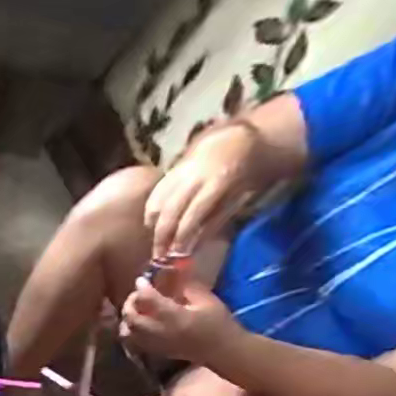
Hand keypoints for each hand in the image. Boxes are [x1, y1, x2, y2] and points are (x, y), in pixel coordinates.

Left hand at [121, 276, 242, 361]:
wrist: (220, 350)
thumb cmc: (218, 322)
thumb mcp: (208, 300)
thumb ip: (187, 288)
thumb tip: (171, 275)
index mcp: (177, 318)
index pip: (150, 301)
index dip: (142, 289)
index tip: (141, 280)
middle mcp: (161, 332)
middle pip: (132, 319)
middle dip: (130, 303)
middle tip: (136, 294)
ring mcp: (154, 344)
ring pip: (127, 333)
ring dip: (126, 318)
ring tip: (135, 308)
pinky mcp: (153, 351)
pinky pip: (131, 341)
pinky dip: (129, 330)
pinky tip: (136, 322)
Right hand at [143, 120, 264, 258]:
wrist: (237, 139)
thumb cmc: (244, 172)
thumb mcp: (239, 196)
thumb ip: (215, 221)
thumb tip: (191, 247)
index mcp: (219, 179)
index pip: (193, 213)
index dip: (182, 235)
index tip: (176, 255)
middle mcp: (195, 174)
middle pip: (170, 210)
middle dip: (162, 235)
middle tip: (159, 255)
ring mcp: (180, 171)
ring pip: (157, 202)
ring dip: (154, 225)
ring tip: (156, 240)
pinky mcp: (170, 170)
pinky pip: (155, 194)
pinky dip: (151, 211)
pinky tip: (153, 224)